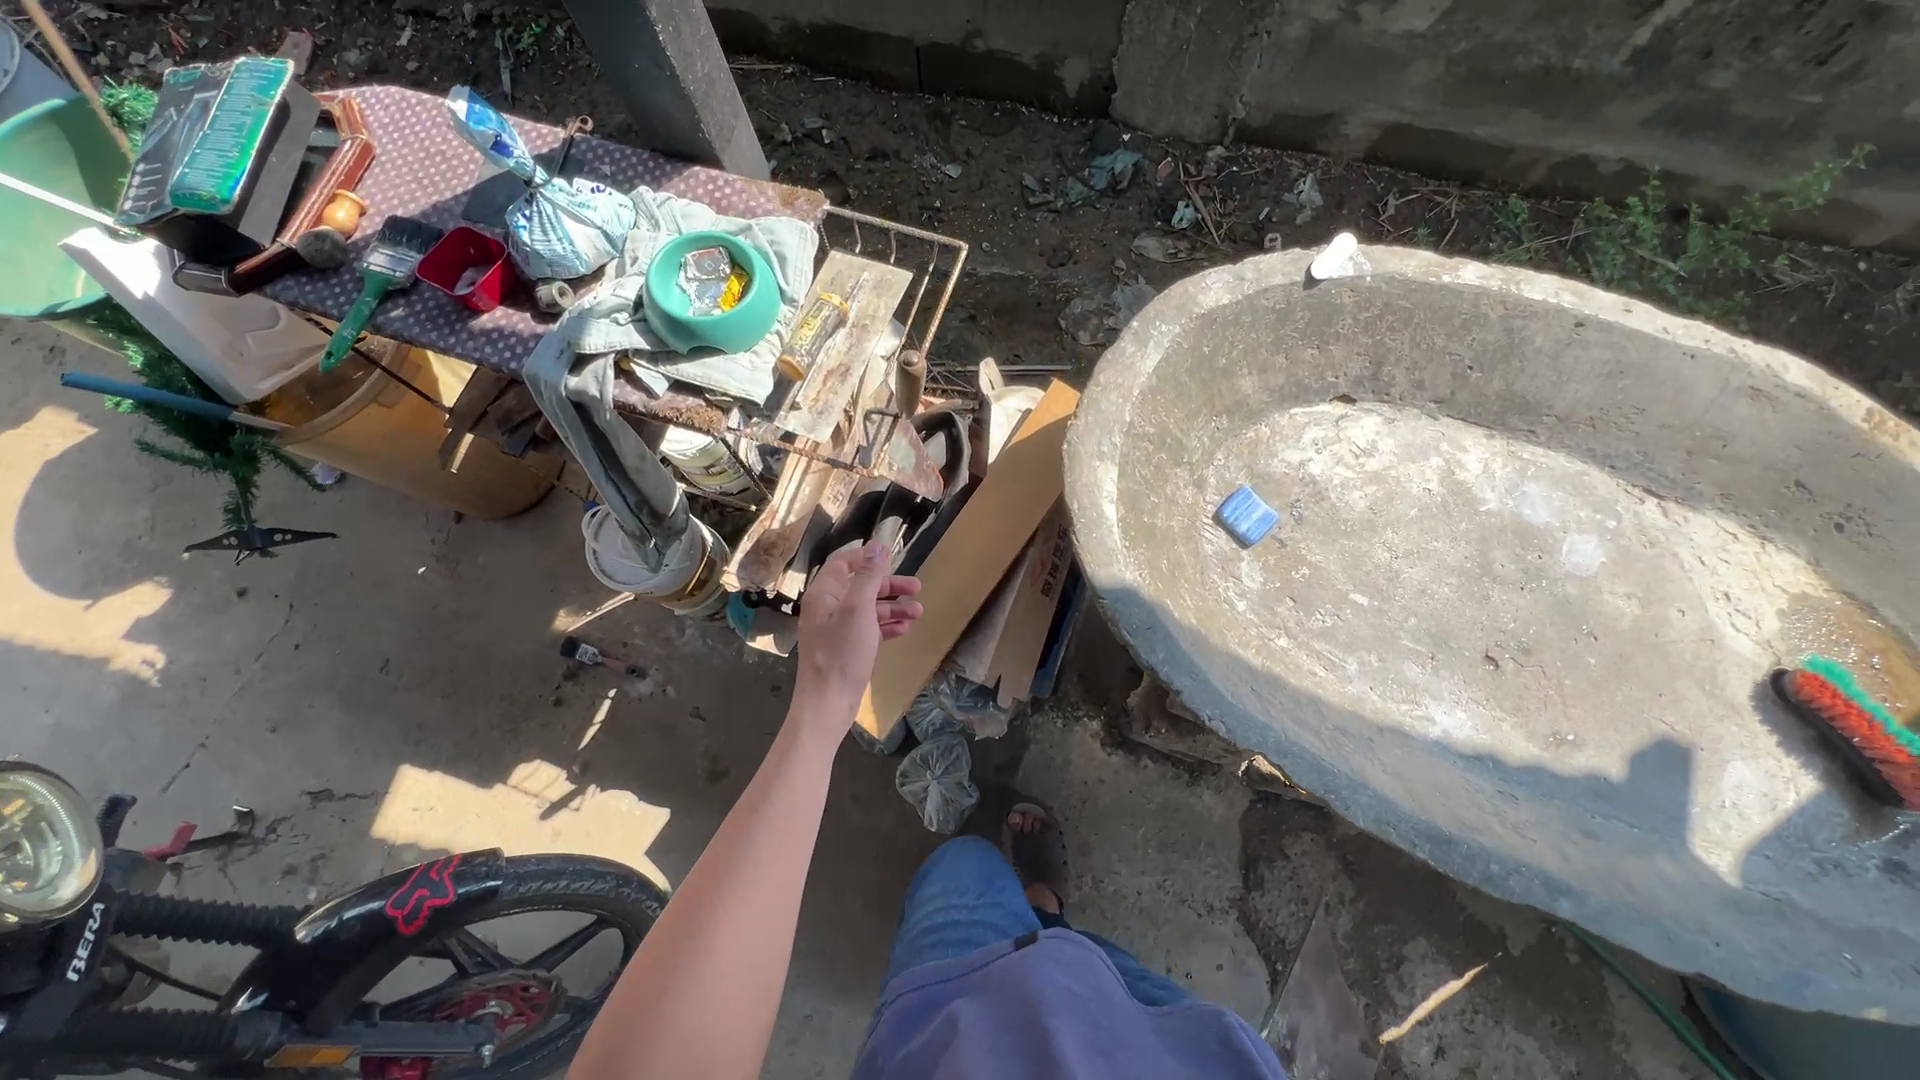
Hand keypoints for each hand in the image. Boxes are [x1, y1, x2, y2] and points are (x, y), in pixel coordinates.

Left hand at [796, 542, 921, 714]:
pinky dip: (887, 626)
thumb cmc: (842, 654)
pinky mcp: (846, 649)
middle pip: (859, 586)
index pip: (843, 564)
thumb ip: (868, 576)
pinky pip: (868, 630)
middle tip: (917, 588)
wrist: (828, 704)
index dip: (867, 558)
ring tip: (919, 612)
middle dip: (888, 586)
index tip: (893, 557)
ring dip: (893, 607)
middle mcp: (827, 609)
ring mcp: (836, 630)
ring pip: (868, 610)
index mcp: (824, 595)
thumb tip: (877, 545)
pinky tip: (906, 629)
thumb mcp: (858, 610)